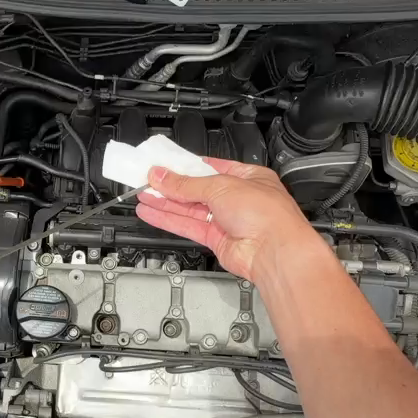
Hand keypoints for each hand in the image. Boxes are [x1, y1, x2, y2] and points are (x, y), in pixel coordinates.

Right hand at [134, 158, 324, 281]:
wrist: (275, 251)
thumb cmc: (267, 215)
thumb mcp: (221, 186)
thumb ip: (186, 184)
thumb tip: (163, 176)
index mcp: (247, 177)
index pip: (209, 168)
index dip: (185, 166)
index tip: (163, 165)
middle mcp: (238, 198)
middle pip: (196, 189)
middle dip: (171, 185)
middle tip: (147, 180)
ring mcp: (228, 220)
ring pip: (189, 209)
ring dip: (165, 202)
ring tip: (142, 195)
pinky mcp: (217, 239)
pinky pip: (188, 226)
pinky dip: (168, 219)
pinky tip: (152, 212)